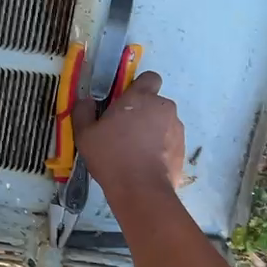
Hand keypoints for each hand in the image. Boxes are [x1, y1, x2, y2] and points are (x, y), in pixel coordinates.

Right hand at [72, 71, 185, 198]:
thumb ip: (83, 112)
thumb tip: (87, 101)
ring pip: (162, 123)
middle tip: (123, 131)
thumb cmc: (111, 155)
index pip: (149, 78)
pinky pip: (169, 141)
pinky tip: (144, 163)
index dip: (139, 87)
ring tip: (134, 151)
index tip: (126, 101)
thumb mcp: (84, 134)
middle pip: (154, 103)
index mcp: (141, 98)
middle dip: (142, 113)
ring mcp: (176, 128)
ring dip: (152, 131)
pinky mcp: (182, 148)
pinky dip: (159, 148)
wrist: (141, 189)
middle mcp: (163, 108)